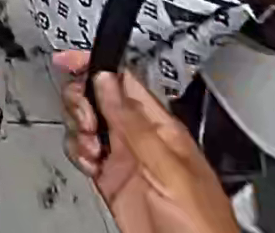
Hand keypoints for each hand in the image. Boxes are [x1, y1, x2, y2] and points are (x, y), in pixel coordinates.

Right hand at [55, 51, 238, 232]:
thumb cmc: (204, 228)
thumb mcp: (171, 171)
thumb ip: (136, 126)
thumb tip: (106, 81)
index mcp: (159, 127)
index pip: (122, 81)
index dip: (95, 65)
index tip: (69, 59)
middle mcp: (140, 139)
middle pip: (98, 98)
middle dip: (81, 101)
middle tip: (86, 119)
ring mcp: (125, 160)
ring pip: (87, 124)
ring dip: (78, 130)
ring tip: (90, 148)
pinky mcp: (111, 182)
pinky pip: (83, 154)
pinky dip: (77, 154)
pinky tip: (89, 164)